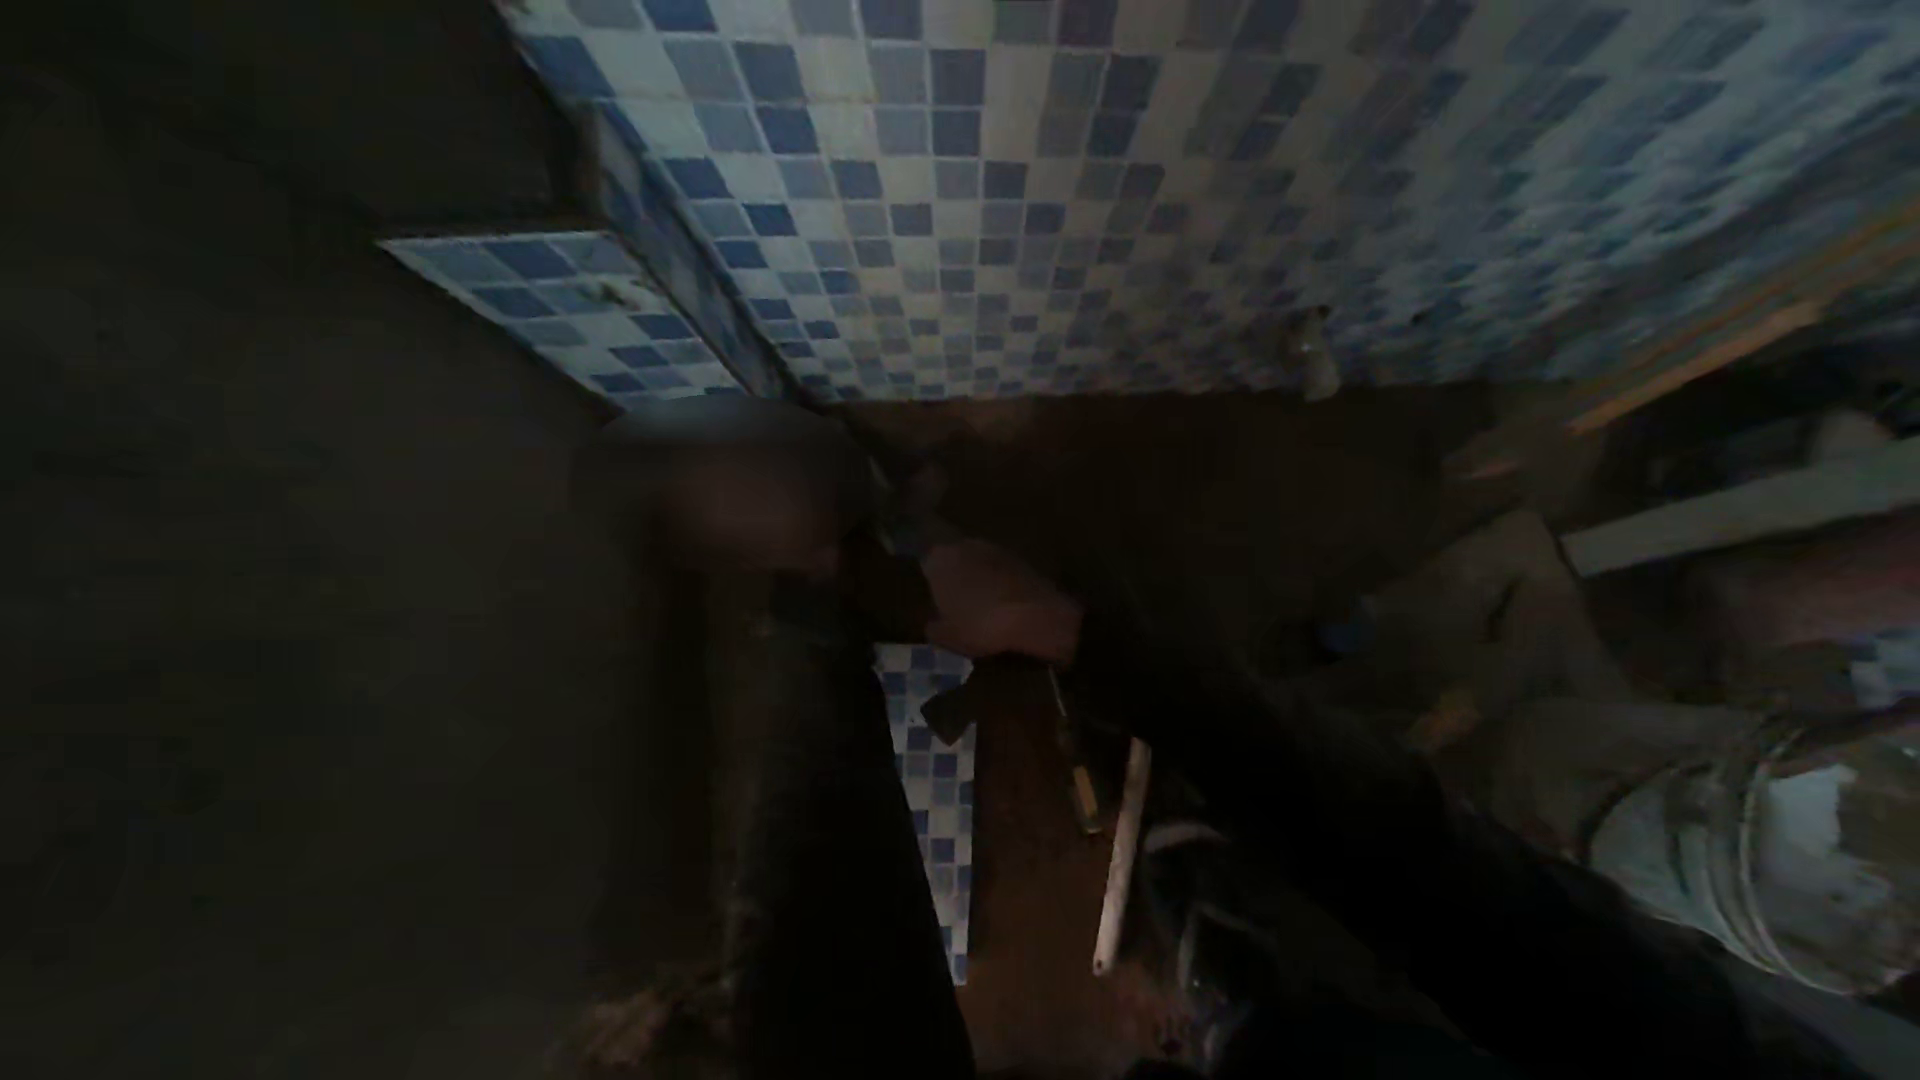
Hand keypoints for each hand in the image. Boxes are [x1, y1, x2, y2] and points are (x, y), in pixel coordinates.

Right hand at [919, 539, 1082, 664]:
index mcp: (940, 559)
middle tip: (953, 604)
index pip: (924, 562)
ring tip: (978, 607)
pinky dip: (998, 584)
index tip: (930, 599)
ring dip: (976, 579)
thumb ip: (933, 629)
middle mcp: (964, 545)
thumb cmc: (981, 625)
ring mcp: (995, 549)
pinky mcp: (1020, 558)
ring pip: (976, 564)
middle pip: (952, 559)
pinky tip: (1001, 605)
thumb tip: (932, 624)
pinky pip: (999, 572)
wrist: (1037, 616)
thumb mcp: (948, 638)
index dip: (927, 582)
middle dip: (952, 578)